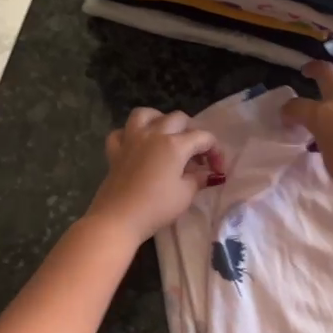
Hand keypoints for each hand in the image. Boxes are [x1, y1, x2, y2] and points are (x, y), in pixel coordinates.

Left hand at [86, 108, 218, 244]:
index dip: (215, 151)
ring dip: (158, 119)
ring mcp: (131, 140)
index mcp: (174, 144)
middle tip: (195, 153)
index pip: (203, 138)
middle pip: (177, 118)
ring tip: (165, 134)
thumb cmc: (156, 208)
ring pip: (144, 114)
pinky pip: (120, 132)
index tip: (218, 169)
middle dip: (191, 131)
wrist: (119, 218)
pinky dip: (129, 134)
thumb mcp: (185, 195)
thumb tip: (207, 173)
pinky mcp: (114, 151)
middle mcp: (153, 134)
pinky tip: (136, 144)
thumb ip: (198, 179)